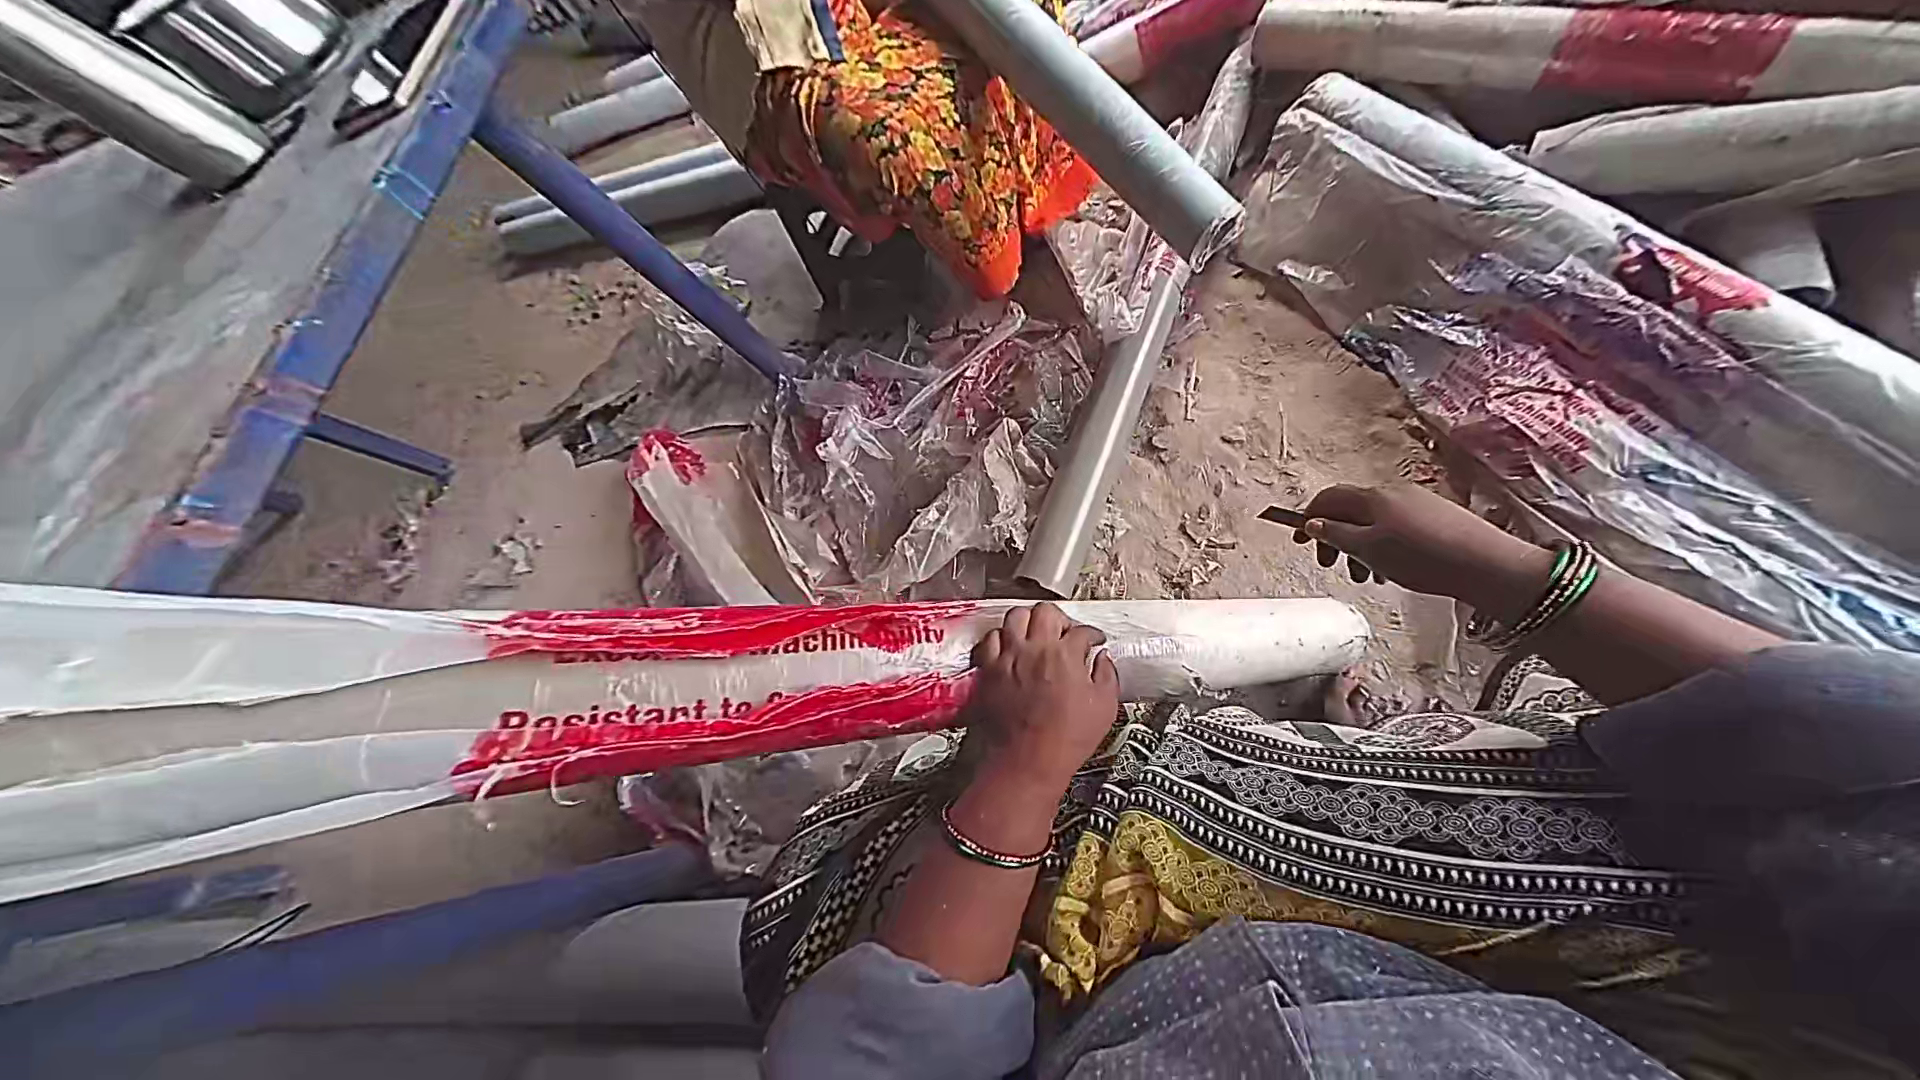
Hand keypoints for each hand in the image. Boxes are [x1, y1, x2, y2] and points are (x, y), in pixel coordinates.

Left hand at [964, 602, 1120, 790]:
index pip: (1081, 631)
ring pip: (1015, 616)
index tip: (1092, 641)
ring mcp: (1009, 657)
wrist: (1027, 761)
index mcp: (1065, 655)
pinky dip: (1001, 638)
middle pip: (1045, 611)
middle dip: (1059, 618)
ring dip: (1028, 621)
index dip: (1091, 635)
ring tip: (1036, 634)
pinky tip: (1009, 647)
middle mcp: (1034, 649)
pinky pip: (990, 639)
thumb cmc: (1064, 739)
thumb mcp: (1104, 708)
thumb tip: (1103, 660)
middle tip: (1064, 632)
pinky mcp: (989, 670)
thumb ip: (1107, 676)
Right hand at [1293, 484, 1554, 619]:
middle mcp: (1394, 494)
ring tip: (1367, 574)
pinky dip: (1383, 546)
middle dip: (1335, 537)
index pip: (1328, 498)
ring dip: (1359, 547)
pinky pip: (1396, 528)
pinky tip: (1392, 568)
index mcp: (1373, 498)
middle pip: (1350, 511)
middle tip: (1332, 563)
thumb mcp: (1367, 549)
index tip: (1300, 539)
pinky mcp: (1436, 518)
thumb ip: (1335, 534)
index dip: (1309, 517)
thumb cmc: (1423, 558)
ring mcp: (1417, 504)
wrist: (1488, 566)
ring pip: (1373, 523)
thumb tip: (1313, 524)